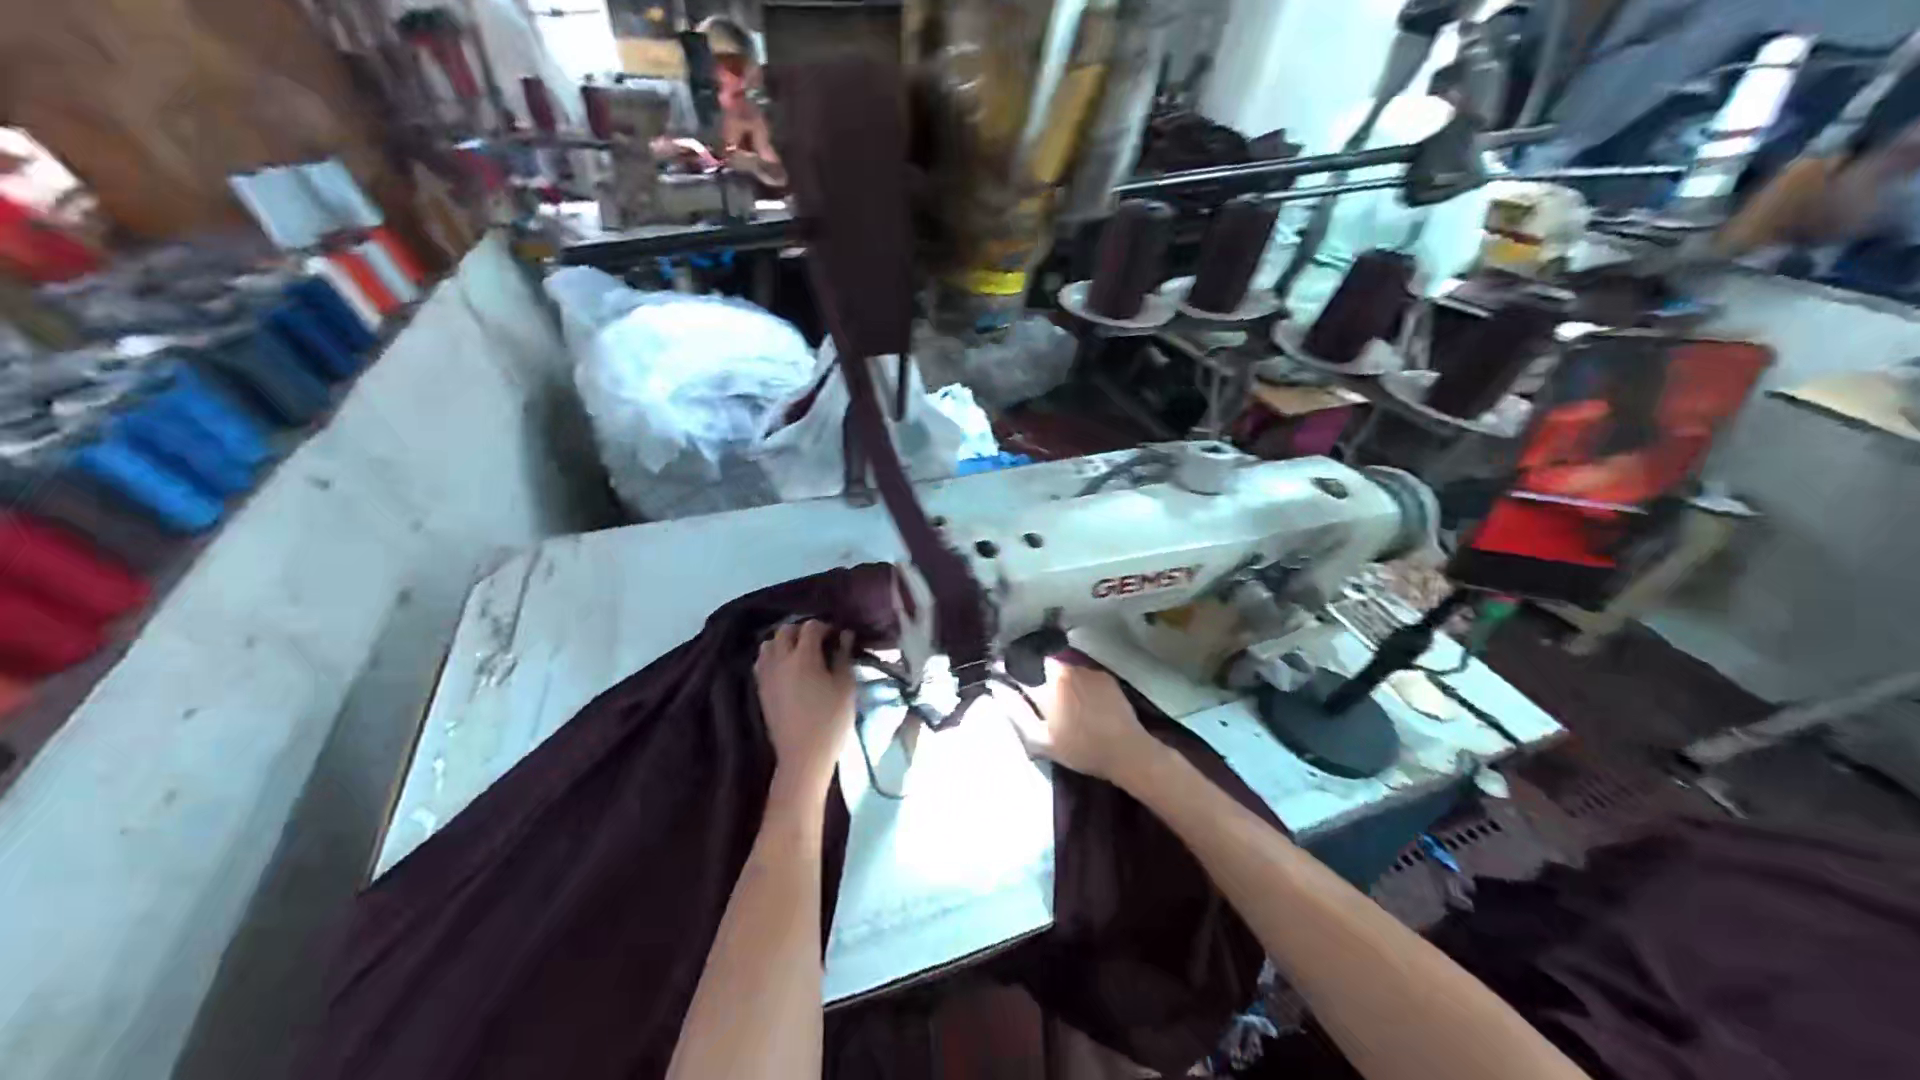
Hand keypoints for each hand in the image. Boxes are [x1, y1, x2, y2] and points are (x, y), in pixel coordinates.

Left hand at [755, 620, 856, 801]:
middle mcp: (780, 660)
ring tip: (800, 653)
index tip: (838, 636)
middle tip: (820, 642)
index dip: (826, 627)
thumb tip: (845, 635)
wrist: (803, 756)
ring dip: (783, 642)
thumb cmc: (831, 721)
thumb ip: (844, 656)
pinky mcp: (760, 690)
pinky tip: (787, 669)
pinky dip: (773, 657)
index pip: (811, 627)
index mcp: (803, 657)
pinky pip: (762, 662)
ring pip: (768, 644)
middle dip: (802, 630)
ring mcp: (766, 675)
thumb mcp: (845, 687)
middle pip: (785, 631)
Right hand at [1012, 659, 1161, 785]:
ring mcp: (1088, 670)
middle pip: (1041, 663)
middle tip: (1033, 692)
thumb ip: (1016, 712)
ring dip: (1055, 677)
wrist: (1127, 750)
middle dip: (1032, 672)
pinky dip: (1076, 682)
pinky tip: (1081, 700)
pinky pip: (1082, 673)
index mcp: (1048, 685)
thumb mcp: (1041, 740)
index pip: (1019, 668)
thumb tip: (997, 689)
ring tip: (1059, 698)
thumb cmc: (1081, 749)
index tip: (1000, 674)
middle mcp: (1066, 669)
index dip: (1007, 670)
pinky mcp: (1105, 676)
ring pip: (1062, 667)